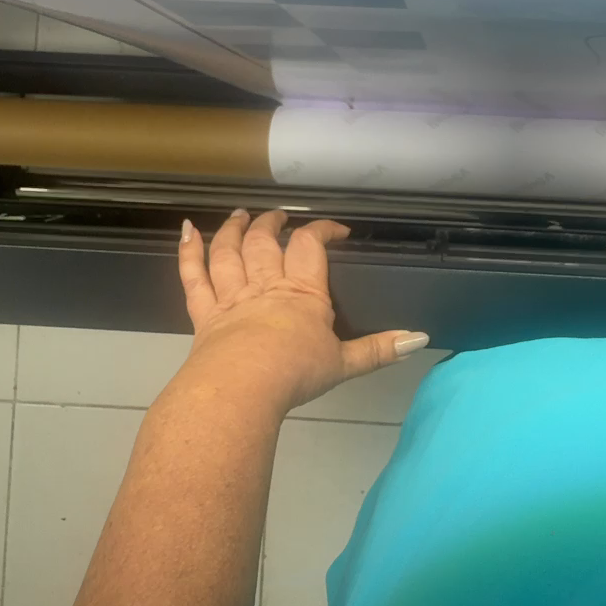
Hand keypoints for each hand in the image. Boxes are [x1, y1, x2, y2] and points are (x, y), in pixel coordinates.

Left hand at [176, 209, 426, 413]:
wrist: (241, 390)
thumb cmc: (295, 374)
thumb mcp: (345, 363)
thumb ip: (380, 349)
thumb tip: (419, 338)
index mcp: (303, 293)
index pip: (312, 246)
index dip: (323, 231)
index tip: (337, 229)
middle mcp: (266, 286)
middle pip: (267, 243)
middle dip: (274, 224)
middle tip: (278, 216)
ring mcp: (232, 297)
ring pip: (230, 252)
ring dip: (234, 229)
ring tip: (239, 215)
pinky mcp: (204, 313)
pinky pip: (194, 276)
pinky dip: (188, 251)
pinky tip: (186, 231)